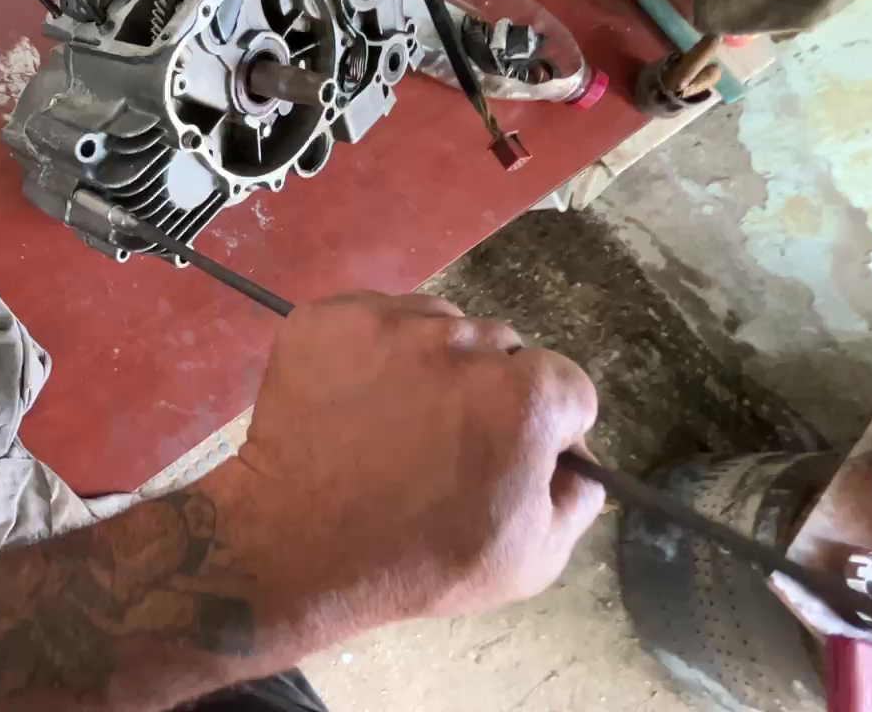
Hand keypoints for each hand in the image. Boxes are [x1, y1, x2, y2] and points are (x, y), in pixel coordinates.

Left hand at [208, 291, 603, 626]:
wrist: (295, 538)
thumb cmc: (418, 557)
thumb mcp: (533, 553)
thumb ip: (575, 487)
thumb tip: (571, 443)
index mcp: (518, 394)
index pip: (562, 381)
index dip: (545, 420)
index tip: (512, 445)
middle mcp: (453, 340)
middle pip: (496, 344)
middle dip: (486, 383)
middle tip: (445, 431)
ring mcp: (381, 321)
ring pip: (433, 323)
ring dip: (428, 356)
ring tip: (394, 410)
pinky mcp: (324, 315)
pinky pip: (372, 314)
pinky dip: (372, 344)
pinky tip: (356, 389)